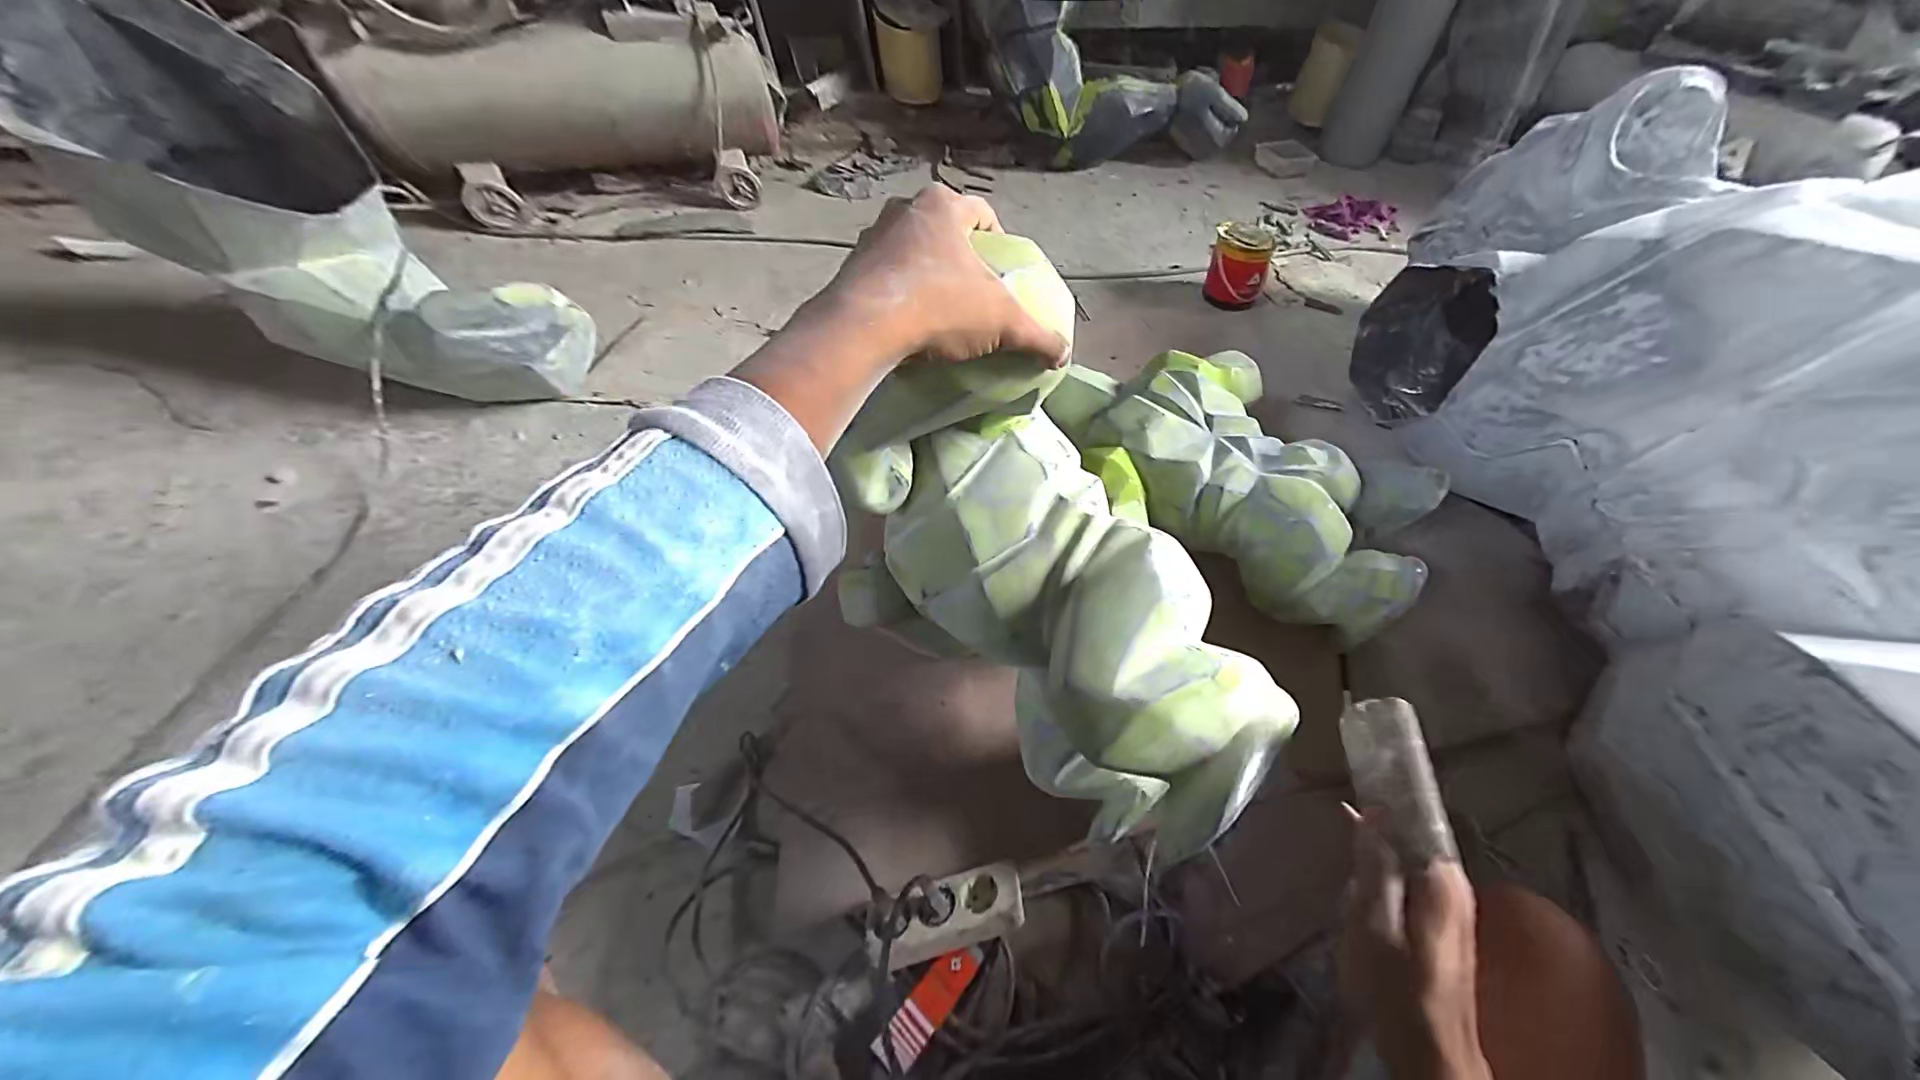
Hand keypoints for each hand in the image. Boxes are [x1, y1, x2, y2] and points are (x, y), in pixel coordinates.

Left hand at [812, 185, 1070, 367]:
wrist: (864, 328)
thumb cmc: (940, 307)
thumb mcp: (1002, 322)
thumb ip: (1037, 335)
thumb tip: (1061, 353)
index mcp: (944, 206)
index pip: (982, 213)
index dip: (998, 241)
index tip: (1002, 271)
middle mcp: (904, 210)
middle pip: (944, 231)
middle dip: (959, 257)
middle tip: (972, 291)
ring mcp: (871, 236)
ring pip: (911, 250)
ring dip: (926, 273)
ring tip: (938, 308)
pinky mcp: (848, 267)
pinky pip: (884, 275)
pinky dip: (898, 292)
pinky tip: (907, 320)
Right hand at [1339, 811, 1491, 1079]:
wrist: (1427, 1053)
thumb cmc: (1394, 988)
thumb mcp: (1372, 924)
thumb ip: (1374, 867)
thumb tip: (1375, 815)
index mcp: (1441, 882)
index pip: (1418, 818)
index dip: (1388, 793)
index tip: (1360, 770)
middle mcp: (1455, 888)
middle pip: (1413, 835)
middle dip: (1379, 816)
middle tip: (1343, 796)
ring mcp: (1450, 908)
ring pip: (1409, 855)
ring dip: (1379, 839)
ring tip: (1345, 818)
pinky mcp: (1439, 924)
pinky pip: (1407, 876)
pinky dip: (1382, 863)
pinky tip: (1359, 865)